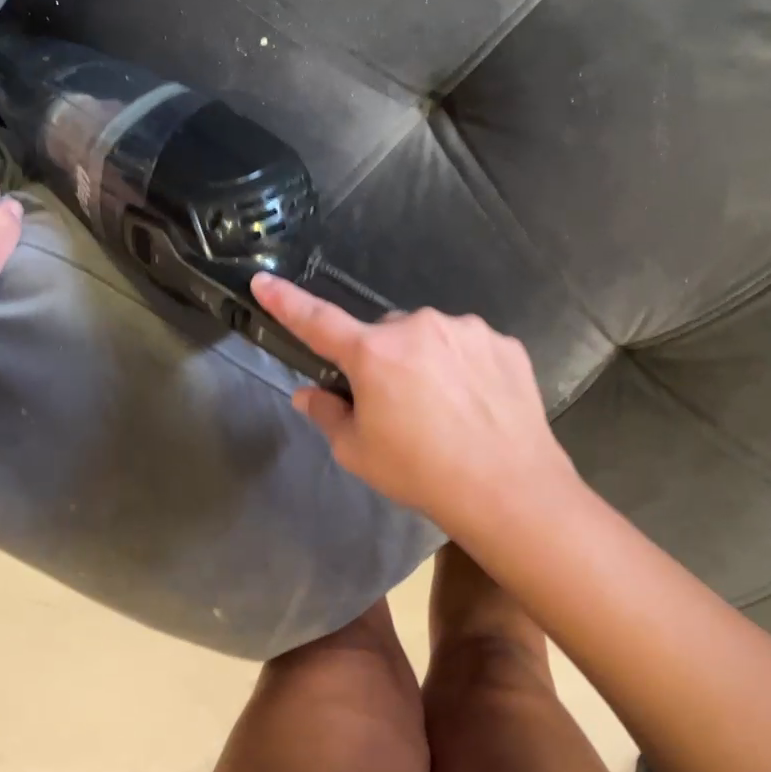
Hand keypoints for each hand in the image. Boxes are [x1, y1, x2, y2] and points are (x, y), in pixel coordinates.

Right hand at [251, 273, 578, 533]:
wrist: (508, 489)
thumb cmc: (420, 473)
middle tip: (395, 406)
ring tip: (443, 411)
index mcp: (374, 353)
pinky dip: (463, 368)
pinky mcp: (504, 344)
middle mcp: (419, 327)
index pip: (317, 321)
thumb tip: (309, 394)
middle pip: (384, 334)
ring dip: (425, 361)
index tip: (263, 282)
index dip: (286, 301)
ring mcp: (467, 331)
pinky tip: (474, 406)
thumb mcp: (357, 453)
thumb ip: (328, 415)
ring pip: (429, 337)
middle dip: (382, 359)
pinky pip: (468, 347)